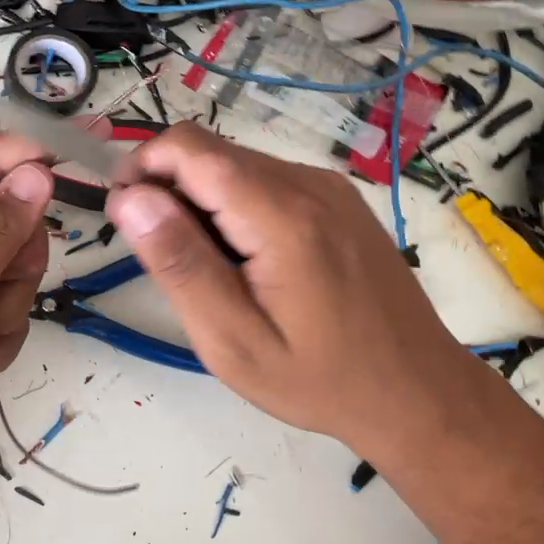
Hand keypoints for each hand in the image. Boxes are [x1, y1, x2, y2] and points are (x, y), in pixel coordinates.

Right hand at [105, 124, 476, 454]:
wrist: (419, 395)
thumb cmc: (318, 379)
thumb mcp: (231, 339)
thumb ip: (179, 263)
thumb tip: (130, 197)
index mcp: (282, 217)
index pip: (190, 148)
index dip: (141, 166)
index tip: (124, 215)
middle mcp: (308, 185)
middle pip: (208, 152)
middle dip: (166, 188)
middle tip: (163, 258)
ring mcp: (328, 188)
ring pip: (232, 163)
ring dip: (198, 200)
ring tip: (206, 268)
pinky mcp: (336, 200)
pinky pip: (262, 180)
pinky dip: (231, 206)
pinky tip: (242, 261)